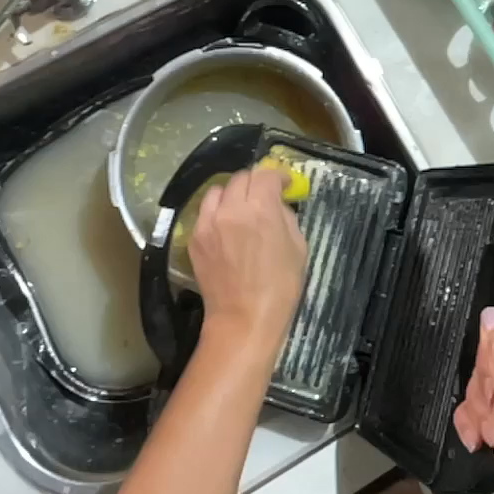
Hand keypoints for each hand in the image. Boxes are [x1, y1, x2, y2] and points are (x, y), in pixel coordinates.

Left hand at [187, 164, 307, 356]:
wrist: (244, 319)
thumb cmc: (280, 287)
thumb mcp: (298, 247)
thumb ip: (286, 217)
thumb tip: (276, 205)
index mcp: (261, 209)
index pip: (265, 174)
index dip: (277, 176)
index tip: (284, 184)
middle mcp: (231, 208)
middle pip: (241, 178)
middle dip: (255, 183)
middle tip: (264, 196)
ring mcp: (208, 222)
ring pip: (217, 191)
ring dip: (232, 194)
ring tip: (240, 208)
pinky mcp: (195, 237)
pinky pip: (205, 212)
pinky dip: (217, 212)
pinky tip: (225, 227)